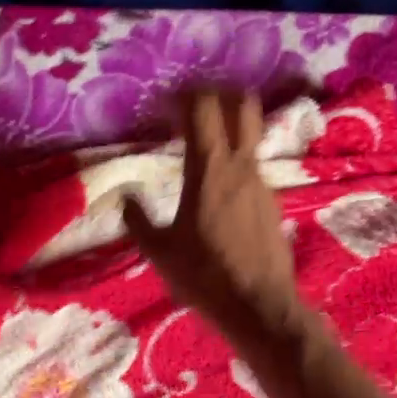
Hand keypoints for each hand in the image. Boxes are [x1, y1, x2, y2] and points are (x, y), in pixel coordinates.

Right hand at [123, 92, 301, 345]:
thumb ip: (139, 220)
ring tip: (200, 145)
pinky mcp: (270, 201)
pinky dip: (233, 160)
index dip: (182, 96)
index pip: (201, 109)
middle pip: (240, 104)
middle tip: (191, 106)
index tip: (162, 103)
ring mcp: (261, 181)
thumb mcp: (158, 252)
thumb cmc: (202, 276)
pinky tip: (216, 187)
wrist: (256, 303)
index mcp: (209, 171)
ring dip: (226, 127)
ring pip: (249, 133)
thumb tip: (126, 197)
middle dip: (216, 94)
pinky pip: (251, 165)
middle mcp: (241, 166)